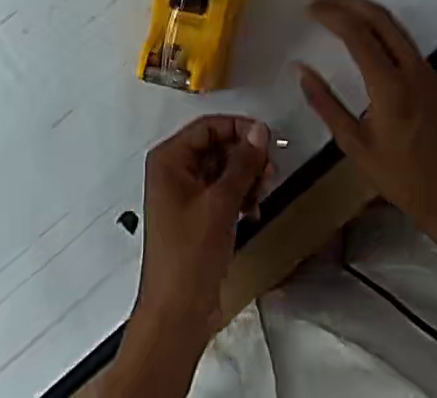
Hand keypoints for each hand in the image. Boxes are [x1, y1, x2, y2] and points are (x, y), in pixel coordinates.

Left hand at [136, 115, 270, 338]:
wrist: (178, 309)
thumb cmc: (189, 255)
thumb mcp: (220, 203)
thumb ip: (242, 164)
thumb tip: (258, 132)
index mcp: (168, 159)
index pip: (207, 127)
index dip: (238, 128)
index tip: (267, 138)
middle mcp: (173, 171)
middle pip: (215, 146)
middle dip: (244, 157)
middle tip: (268, 170)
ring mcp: (183, 193)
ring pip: (221, 169)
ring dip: (244, 178)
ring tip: (261, 193)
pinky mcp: (196, 214)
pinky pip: (221, 191)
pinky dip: (239, 196)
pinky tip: (252, 210)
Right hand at [297, 0, 436, 234]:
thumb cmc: (401, 178)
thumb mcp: (354, 145)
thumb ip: (325, 103)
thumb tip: (300, 68)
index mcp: (390, 89)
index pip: (357, 34)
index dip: (330, 15)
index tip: (306, 9)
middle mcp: (412, 71)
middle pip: (379, 18)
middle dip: (346, 1)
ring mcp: (427, 72)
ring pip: (394, 24)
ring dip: (362, 8)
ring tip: (333, 5)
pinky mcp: (432, 77)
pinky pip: (402, 38)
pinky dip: (377, 24)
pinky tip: (359, 29)